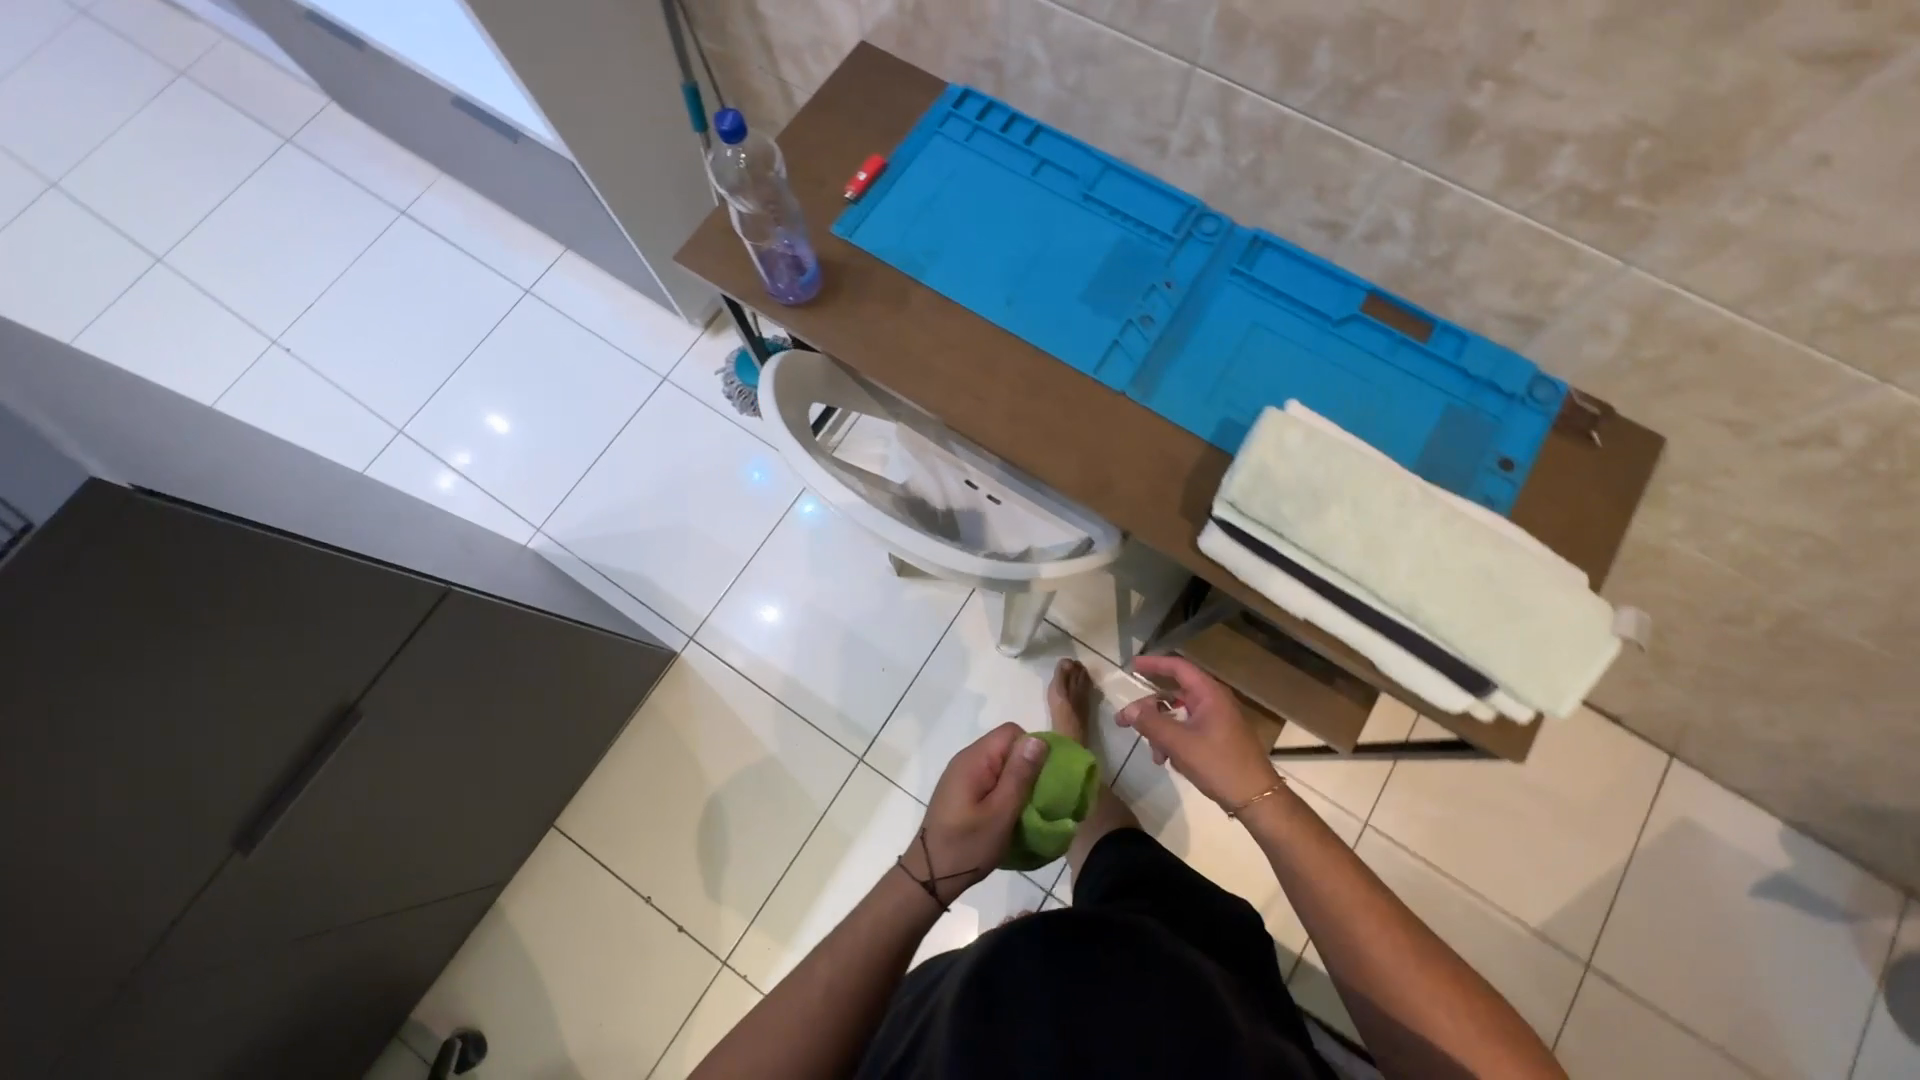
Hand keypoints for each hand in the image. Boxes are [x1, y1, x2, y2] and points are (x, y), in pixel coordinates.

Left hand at [902, 722, 1048, 904]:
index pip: (1012, 732)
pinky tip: (1007, 815)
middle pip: (1005, 746)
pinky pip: (989, 779)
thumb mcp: (1001, 812)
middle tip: (1035, 798)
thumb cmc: (968, 846)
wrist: (930, 875)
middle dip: (1025, 768)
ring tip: (1023, 809)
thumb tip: (1038, 739)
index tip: (1041, 779)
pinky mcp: (960, 792)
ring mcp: (961, 776)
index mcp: (974, 759)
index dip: (1032, 750)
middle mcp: (965, 760)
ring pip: (999, 765)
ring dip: (1015, 782)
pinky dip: (1002, 792)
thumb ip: (1019, 775)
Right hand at [1116, 655, 1279, 808]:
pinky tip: (1169, 761)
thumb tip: (1129, 709)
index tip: (1131, 666)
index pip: (1178, 667)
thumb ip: (1151, 723)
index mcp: (1209, 694)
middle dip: (1150, 710)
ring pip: (1179, 716)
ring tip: (1156, 756)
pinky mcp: (1218, 738)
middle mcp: (1214, 702)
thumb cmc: (1219, 764)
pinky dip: (1174, 742)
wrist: (1256, 797)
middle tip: (1125, 722)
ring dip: (1161, 732)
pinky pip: (1188, 730)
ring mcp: (1217, 720)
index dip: (1153, 664)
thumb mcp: (1179, 744)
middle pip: (1174, 694)